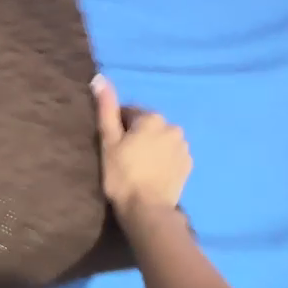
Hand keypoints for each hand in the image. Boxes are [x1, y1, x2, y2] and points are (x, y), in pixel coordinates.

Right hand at [91, 73, 191, 217]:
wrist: (147, 208)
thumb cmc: (121, 175)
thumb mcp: (108, 141)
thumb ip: (105, 109)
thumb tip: (100, 78)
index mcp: (151, 118)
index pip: (129, 112)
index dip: (117, 128)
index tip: (110, 146)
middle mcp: (172, 126)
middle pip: (148, 125)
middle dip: (136, 136)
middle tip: (122, 158)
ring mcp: (183, 146)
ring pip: (161, 139)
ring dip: (151, 147)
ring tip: (138, 167)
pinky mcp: (188, 164)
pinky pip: (171, 154)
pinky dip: (162, 159)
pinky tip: (151, 173)